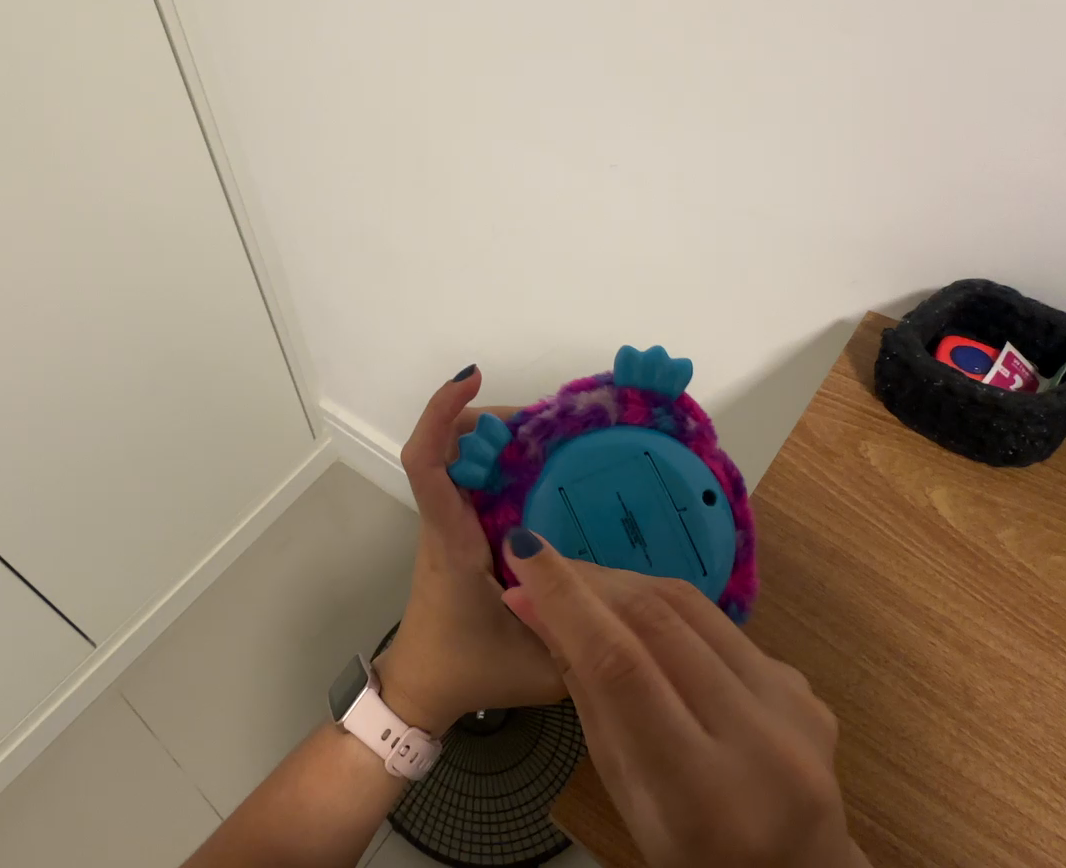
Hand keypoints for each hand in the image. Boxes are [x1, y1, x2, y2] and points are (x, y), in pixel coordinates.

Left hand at [374, 367, 567, 733]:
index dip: (440, 413)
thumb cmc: (470, 671)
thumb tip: (642, 602)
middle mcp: (447, 521)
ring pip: (462, 457)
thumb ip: (587, 636)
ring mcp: (450, 523)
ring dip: (502, 437)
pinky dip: (506, 462)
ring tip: (561, 443)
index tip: (472, 377)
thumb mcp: (540, 665)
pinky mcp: (460, 530)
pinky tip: (553, 476)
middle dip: (493, 417)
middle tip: (554, 422)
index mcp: (453, 541)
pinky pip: (476, 480)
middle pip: (450, 443)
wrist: (423, 687)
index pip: (428, 465)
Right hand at [501, 530, 867, 867]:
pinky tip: (641, 618)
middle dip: (589, 581)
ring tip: (582, 583)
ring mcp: (793, 706)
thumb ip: (584, 691)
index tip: (522, 548)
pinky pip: (721, 624)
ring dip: (624, 583)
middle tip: (542, 565)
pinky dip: (667, 608)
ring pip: (691, 606)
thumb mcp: (622, 788)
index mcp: (701, 793)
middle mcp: (760, 741)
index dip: (565, 600)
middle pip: (657, 623)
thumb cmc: (688, 852)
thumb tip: (529, 602)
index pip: (620, 668)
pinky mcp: (804, 683)